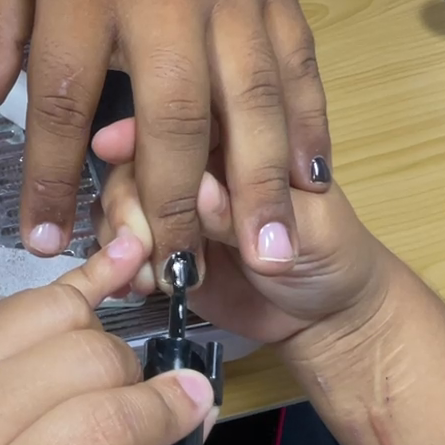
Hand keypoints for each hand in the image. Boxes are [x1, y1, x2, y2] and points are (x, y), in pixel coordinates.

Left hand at [0, 0, 329, 281]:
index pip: (64, 103)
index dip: (51, 179)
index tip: (43, 239)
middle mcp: (164, 0)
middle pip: (170, 118)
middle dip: (169, 204)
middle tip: (171, 276)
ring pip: (251, 103)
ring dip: (257, 185)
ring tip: (263, 251)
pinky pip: (299, 68)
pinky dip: (310, 128)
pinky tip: (313, 181)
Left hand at [0, 231, 215, 444]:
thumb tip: (197, 410)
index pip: (104, 428)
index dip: (164, 409)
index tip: (194, 401)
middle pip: (89, 362)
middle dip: (131, 379)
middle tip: (128, 404)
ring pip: (65, 316)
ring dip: (101, 340)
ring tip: (96, 373)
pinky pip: (31, 293)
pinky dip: (83, 278)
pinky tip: (122, 258)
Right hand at [90, 118, 388, 346]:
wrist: (326, 319)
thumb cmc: (333, 257)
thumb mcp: (309, 228)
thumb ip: (254, 207)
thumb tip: (199, 192)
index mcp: (233, 143)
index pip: (180, 124)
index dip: (139, 133)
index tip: (111, 147)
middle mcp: (193, 169)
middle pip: (134, 165)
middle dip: (126, 201)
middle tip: (138, 242)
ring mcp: (171, 210)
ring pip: (118, 204)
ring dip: (120, 236)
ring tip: (144, 274)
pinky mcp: (158, 249)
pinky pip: (119, 246)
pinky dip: (118, 264)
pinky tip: (132, 284)